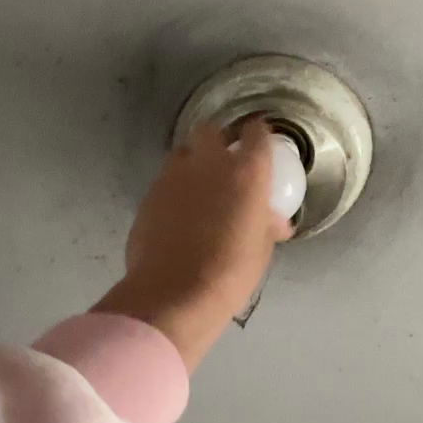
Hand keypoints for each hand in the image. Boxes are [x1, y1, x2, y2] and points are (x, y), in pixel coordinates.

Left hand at [92, 116, 293, 370]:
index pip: (256, 133)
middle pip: (210, 130)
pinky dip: (174, 190)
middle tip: (224, 162)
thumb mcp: (262, 249)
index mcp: (247, 172)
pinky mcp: (148, 195)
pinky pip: (164, 182)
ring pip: (182, 153)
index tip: (260, 143)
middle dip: (217, 139)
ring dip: (192, 163)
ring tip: (198, 188)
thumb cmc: (231, 272)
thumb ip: (266, 224)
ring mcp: (173, 176)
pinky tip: (178, 214)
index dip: (258, 134)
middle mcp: (209, 164)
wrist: (175, 293)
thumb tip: (273, 221)